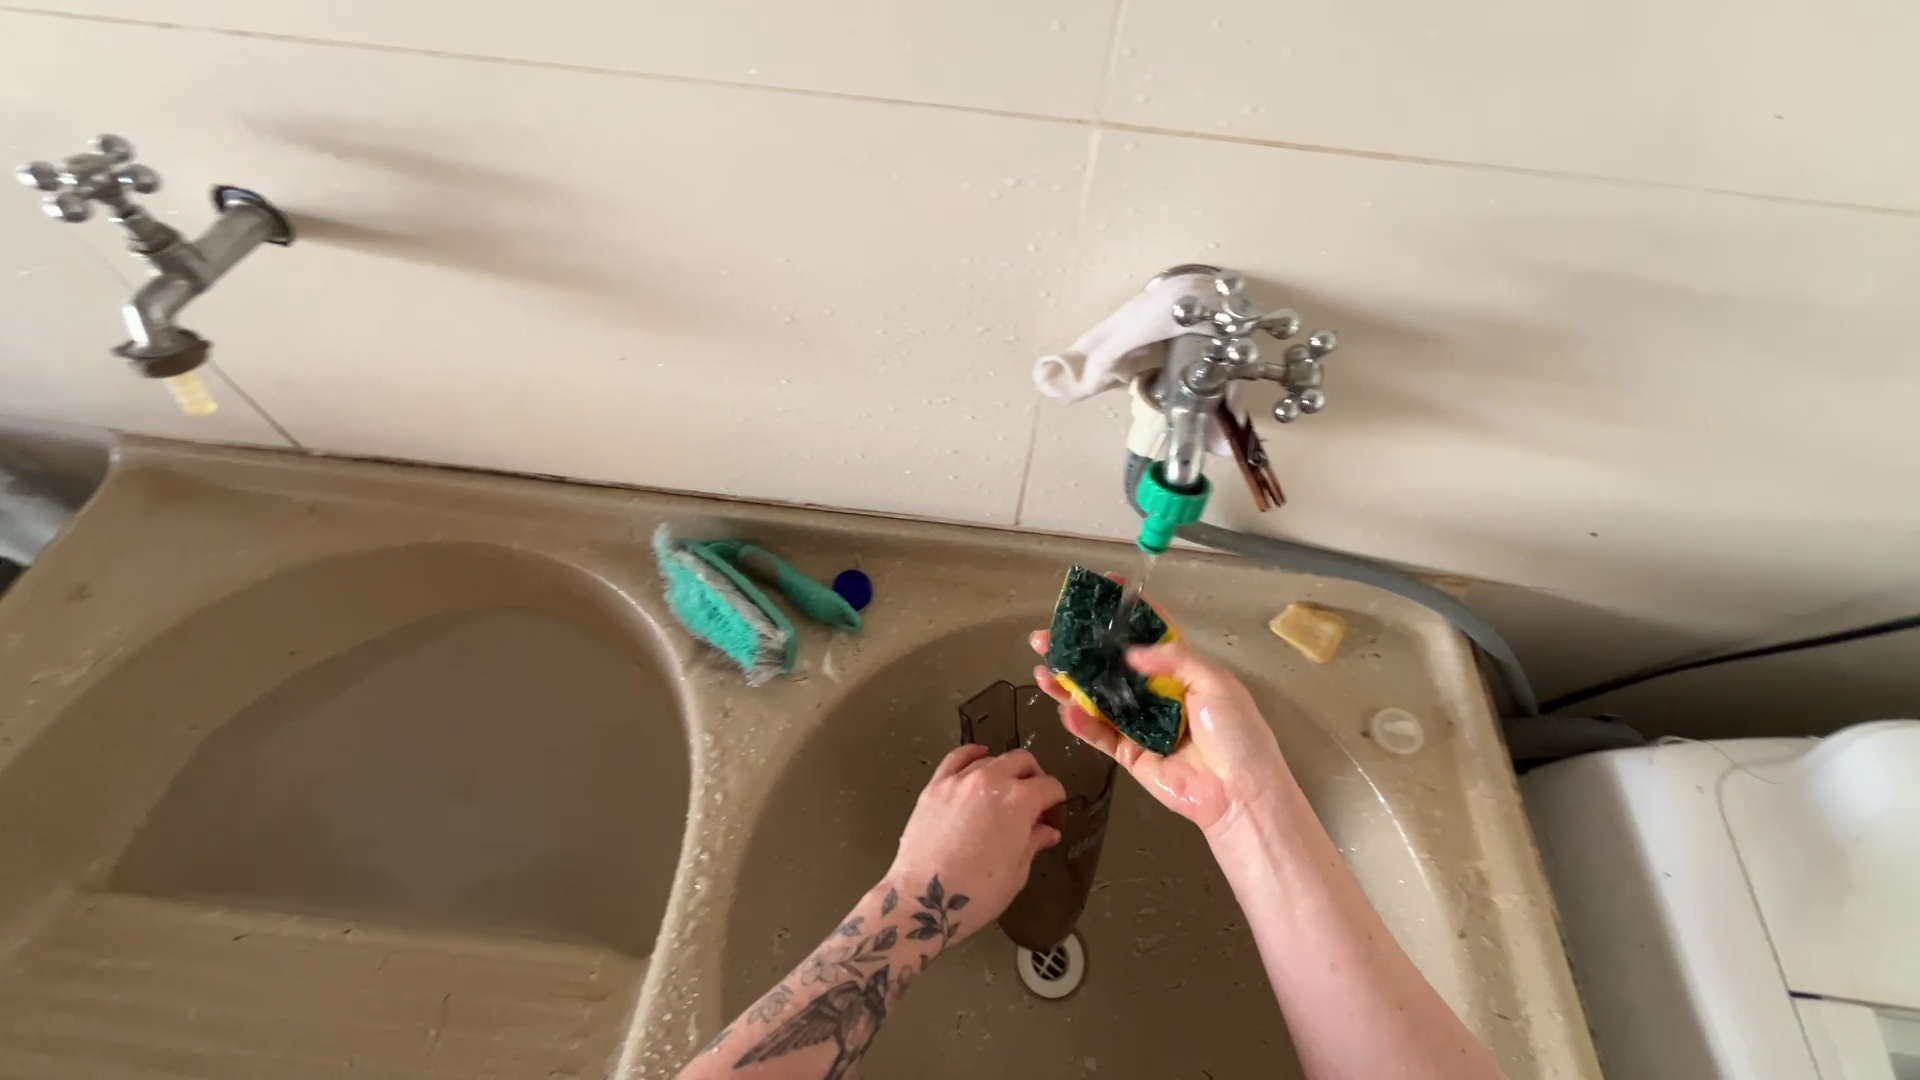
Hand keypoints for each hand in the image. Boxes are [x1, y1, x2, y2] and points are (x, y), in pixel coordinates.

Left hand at [885, 745, 1065, 946]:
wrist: (924, 899)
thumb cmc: (977, 893)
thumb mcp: (1016, 872)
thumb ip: (1033, 842)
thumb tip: (1047, 830)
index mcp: (1019, 801)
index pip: (1049, 786)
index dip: (1056, 800)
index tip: (1052, 814)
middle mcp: (992, 779)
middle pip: (1023, 761)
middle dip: (1034, 777)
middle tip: (1033, 800)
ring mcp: (961, 778)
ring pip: (992, 759)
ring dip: (1005, 771)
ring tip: (1004, 792)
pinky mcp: (936, 784)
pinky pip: (957, 757)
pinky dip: (973, 754)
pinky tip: (979, 758)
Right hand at [1030, 629, 1290, 839]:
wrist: (1241, 794)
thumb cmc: (1237, 733)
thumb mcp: (1215, 682)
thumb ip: (1174, 659)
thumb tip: (1130, 652)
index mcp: (1179, 669)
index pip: (1146, 632)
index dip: (1123, 611)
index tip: (1097, 590)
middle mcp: (1153, 691)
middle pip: (1108, 665)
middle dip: (1077, 649)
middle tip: (1046, 637)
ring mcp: (1137, 723)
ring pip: (1095, 698)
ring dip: (1067, 684)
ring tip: (1042, 670)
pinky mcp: (1128, 753)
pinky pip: (1099, 735)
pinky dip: (1080, 723)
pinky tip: (1065, 709)